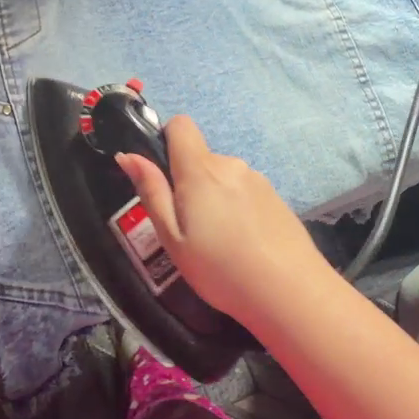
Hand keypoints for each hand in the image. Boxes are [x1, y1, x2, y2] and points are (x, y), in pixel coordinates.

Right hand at [115, 116, 332, 327]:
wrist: (292, 294)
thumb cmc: (220, 269)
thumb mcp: (173, 238)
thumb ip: (151, 192)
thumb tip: (126, 155)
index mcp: (200, 170)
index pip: (181, 124)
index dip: (167, 140)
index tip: (164, 175)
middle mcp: (230, 165)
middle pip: (201, 158)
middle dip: (189, 183)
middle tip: (190, 229)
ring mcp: (258, 180)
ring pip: (223, 178)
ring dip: (215, 198)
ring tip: (220, 243)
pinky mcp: (276, 198)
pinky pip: (245, 193)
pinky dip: (238, 210)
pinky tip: (245, 245)